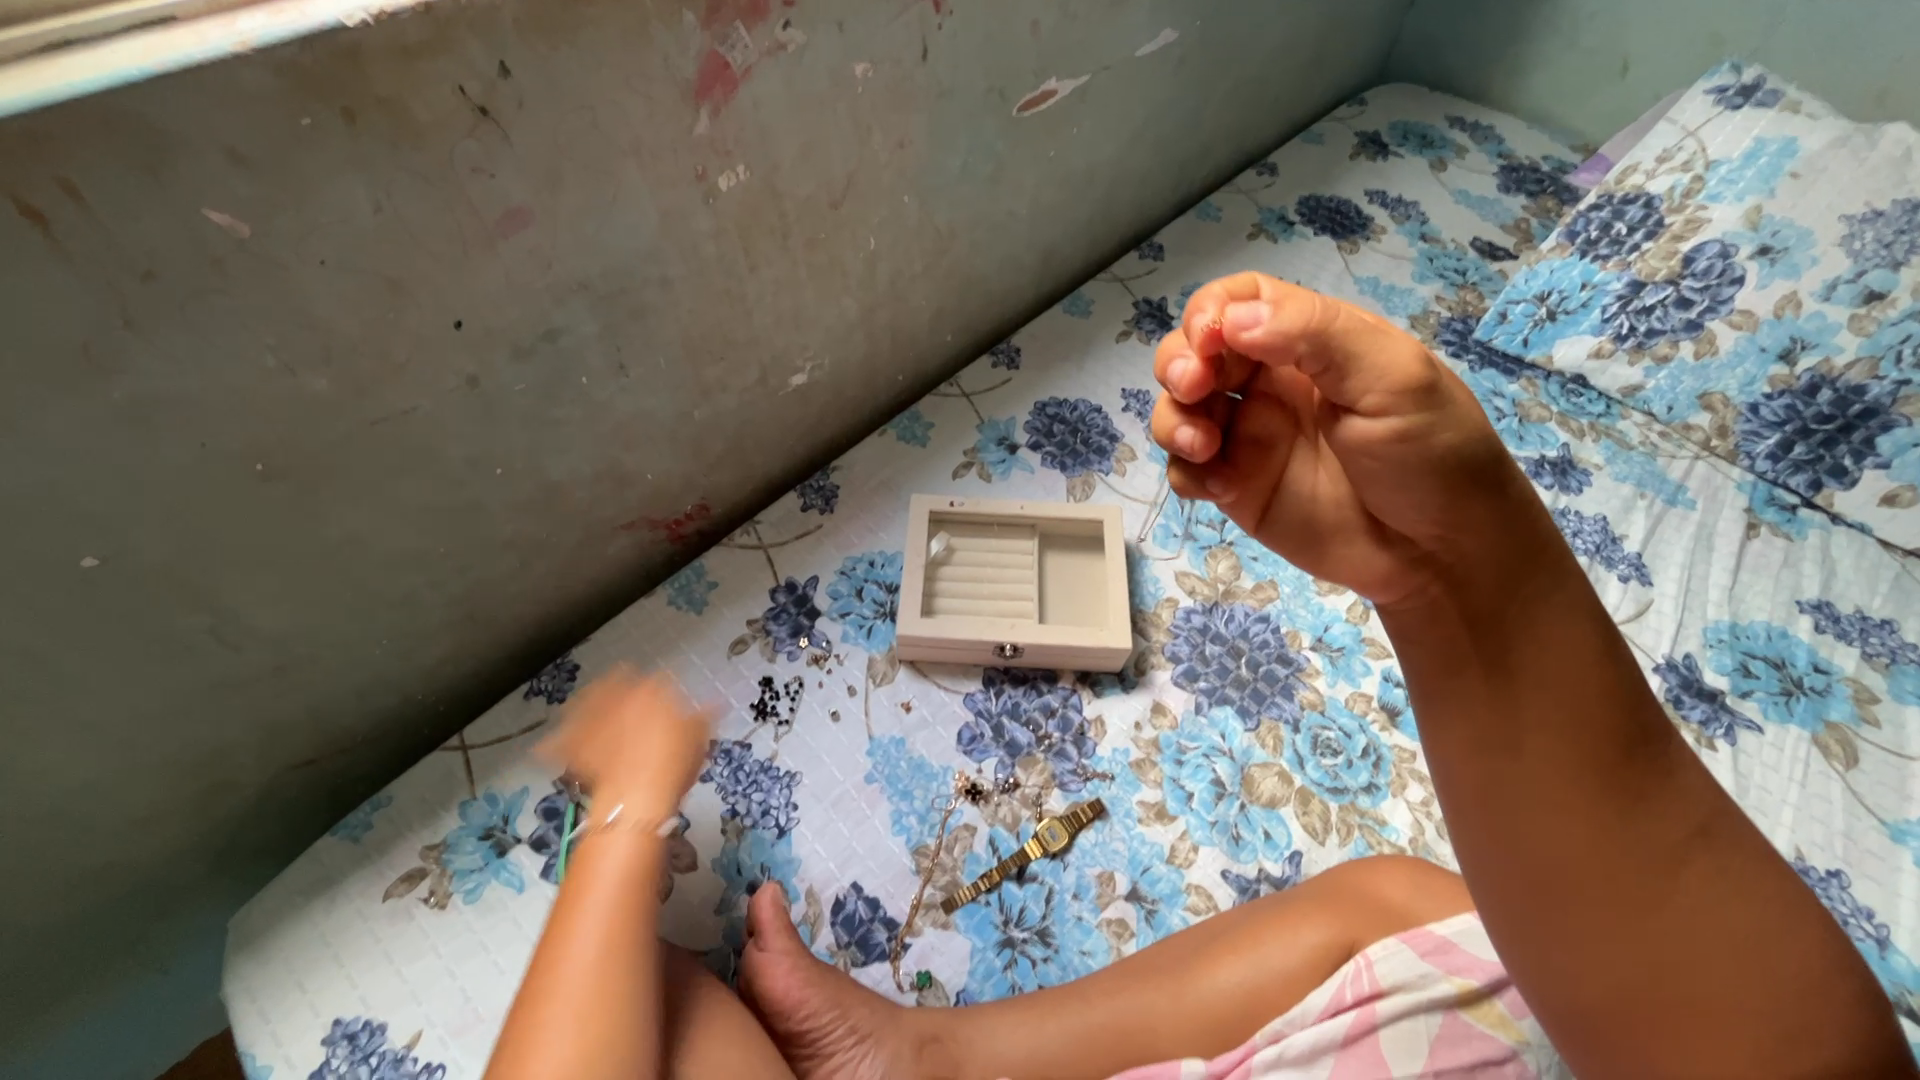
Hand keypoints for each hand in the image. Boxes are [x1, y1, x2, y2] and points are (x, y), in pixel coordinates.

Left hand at [539, 668, 712, 819]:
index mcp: (654, 689)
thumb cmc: (675, 763)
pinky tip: (552, 746)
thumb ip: (705, 716)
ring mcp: (593, 718)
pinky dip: (555, 743)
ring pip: (584, 704)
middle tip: (620, 701)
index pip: (658, 680)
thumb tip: (718, 702)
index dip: (659, 689)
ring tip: (586, 715)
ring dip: (585, 707)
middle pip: (615, 683)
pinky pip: (557, 739)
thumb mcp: (700, 738)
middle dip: (617, 689)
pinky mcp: (571, 742)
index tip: (661, 701)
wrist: (637, 795)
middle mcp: (619, 695)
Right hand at [1150, 272, 1543, 608]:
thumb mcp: (1393, 378)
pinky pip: (1186, 471)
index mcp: (1310, 343)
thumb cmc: (1431, 453)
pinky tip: (1220, 489)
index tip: (1208, 340)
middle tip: (1193, 388)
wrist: (1440, 554)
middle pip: (1194, 353)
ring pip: (1179, 410)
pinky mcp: (1235, 489)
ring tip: (1203, 446)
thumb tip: (1231, 318)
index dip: (1211, 310)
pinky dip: (1187, 473)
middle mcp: (1269, 384)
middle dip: (1179, 363)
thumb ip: (1317, 335)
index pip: (1240, 301)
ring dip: (1174, 420)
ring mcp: (1248, 438)